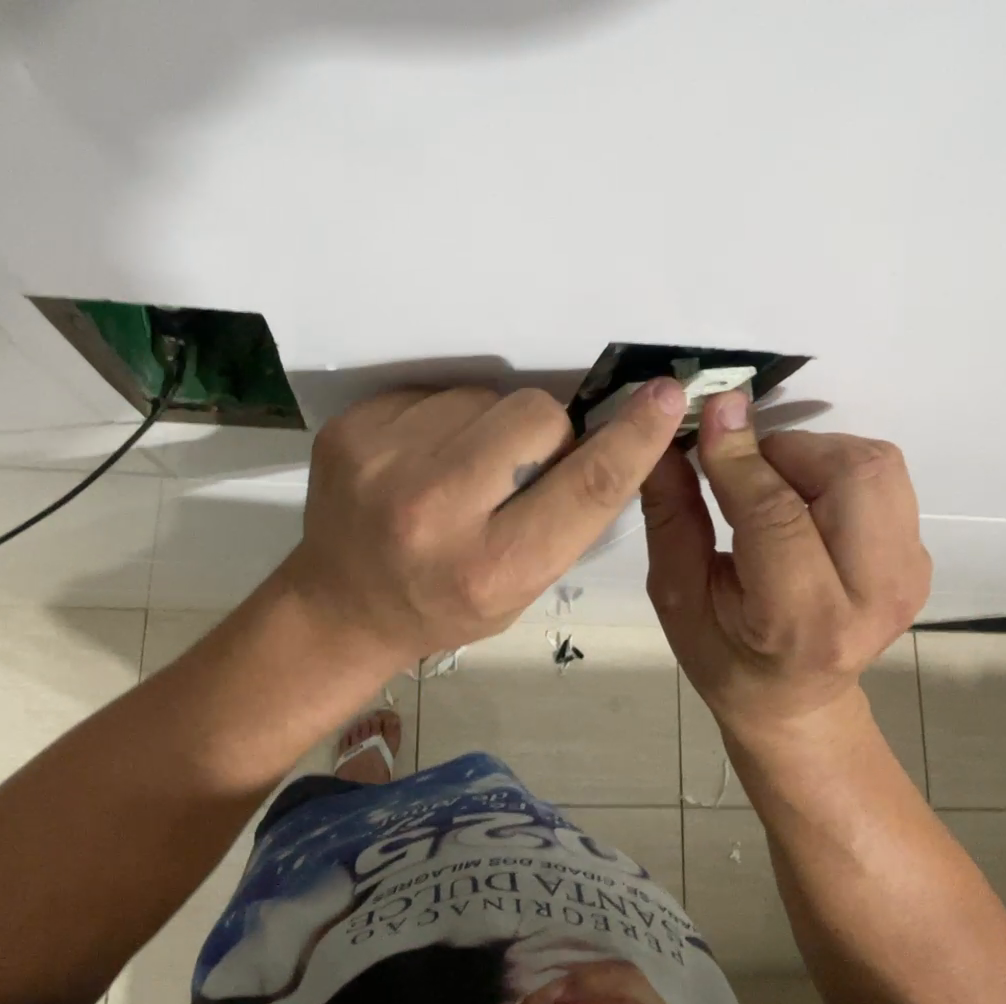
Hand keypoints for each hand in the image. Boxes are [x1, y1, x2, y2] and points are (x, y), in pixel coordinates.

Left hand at [279, 381, 687, 665]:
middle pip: (537, 415)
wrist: (341, 607)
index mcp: (490, 567)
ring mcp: (384, 464)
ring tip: (459, 470)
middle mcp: (435, 511)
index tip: (665, 397)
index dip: (635, 438)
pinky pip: (434, 394)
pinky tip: (421, 461)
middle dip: (545, 434)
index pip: (587, 485)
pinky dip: (443, 421)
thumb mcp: (520, 590)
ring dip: (489, 426)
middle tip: (517, 468)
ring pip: (484, 397)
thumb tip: (609, 434)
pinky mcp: (352, 431)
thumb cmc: (444, 607)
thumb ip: (565, 519)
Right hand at [638, 390, 930, 737]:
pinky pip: (882, 480)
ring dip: (813, 458)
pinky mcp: (920, 557)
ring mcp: (909, 575)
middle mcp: (874, 596)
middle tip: (744, 472)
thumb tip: (664, 441)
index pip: (776, 516)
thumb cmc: (722, 654)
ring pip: (875, 465)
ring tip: (772, 492)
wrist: (795, 700)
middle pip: (854, 475)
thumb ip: (672, 517)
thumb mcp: (677, 596)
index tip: (711, 412)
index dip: (740, 457)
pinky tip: (802, 509)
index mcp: (801, 621)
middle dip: (789, 452)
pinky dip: (833, 473)